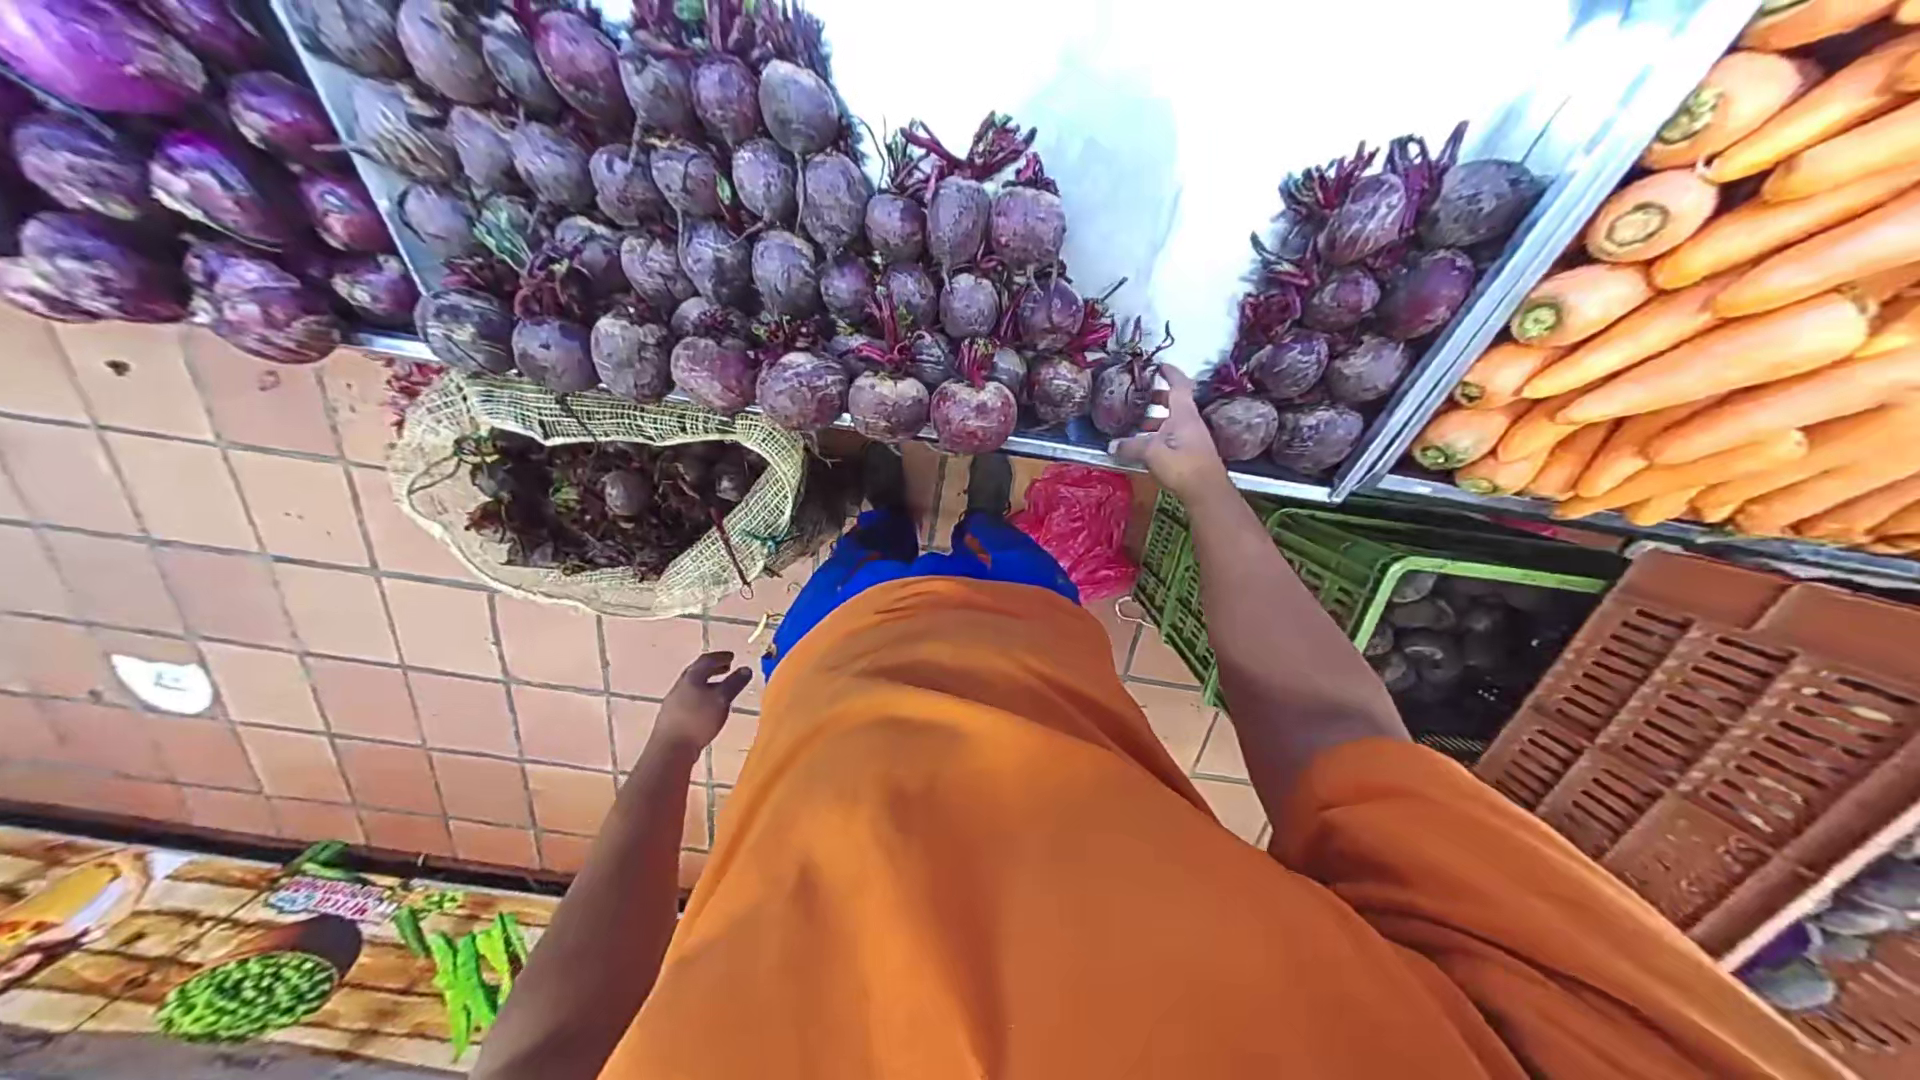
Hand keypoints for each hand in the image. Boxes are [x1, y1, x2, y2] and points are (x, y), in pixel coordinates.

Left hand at [650, 651, 751, 759]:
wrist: (670, 748)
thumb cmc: (698, 720)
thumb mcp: (722, 699)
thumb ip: (734, 683)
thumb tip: (746, 669)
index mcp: (692, 677)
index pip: (706, 660)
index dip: (720, 657)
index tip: (731, 656)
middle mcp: (680, 686)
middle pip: (696, 672)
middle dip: (712, 668)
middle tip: (726, 667)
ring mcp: (673, 702)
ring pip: (692, 686)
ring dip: (706, 683)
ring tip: (719, 687)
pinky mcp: (671, 717)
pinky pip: (689, 699)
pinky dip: (700, 696)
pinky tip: (706, 708)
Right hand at [1108, 367, 1231, 505]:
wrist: (1207, 491)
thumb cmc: (1182, 465)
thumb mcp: (1151, 453)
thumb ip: (1130, 446)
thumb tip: (1111, 446)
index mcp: (1184, 414)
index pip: (1179, 385)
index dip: (1170, 373)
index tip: (1159, 365)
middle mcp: (1190, 422)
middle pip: (1175, 403)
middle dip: (1158, 399)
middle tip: (1141, 398)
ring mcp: (1193, 438)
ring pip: (1173, 422)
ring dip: (1157, 421)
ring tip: (1137, 426)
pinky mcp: (1191, 454)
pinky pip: (1173, 437)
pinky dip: (1159, 436)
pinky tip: (1146, 447)